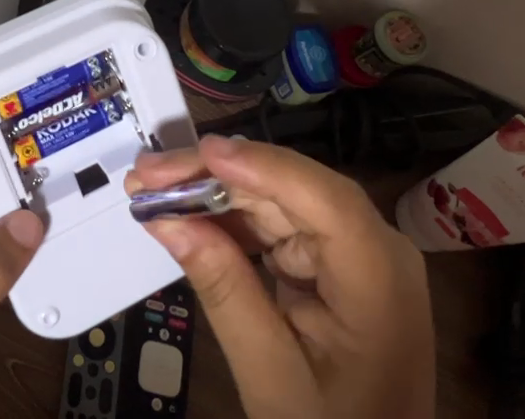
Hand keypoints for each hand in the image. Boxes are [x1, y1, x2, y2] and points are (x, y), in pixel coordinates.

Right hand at [131, 135, 433, 418]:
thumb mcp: (270, 372)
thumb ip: (224, 290)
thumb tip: (168, 220)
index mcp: (379, 277)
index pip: (323, 200)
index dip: (262, 167)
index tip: (201, 151)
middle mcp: (373, 247)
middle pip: (291, 190)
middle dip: (216, 177)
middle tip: (146, 175)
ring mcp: (354, 250)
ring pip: (277, 200)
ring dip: (213, 192)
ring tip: (152, 189)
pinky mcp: (331, 260)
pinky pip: (276, 224)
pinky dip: (229, 218)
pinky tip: (187, 212)